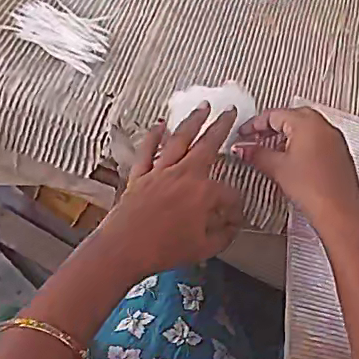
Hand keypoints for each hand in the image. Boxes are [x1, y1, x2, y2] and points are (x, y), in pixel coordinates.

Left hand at [83, 106, 244, 279]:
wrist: (124, 249)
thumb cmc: (161, 250)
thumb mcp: (202, 249)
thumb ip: (222, 236)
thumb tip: (231, 229)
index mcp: (202, 193)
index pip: (228, 194)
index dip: (235, 206)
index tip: (233, 216)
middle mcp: (182, 176)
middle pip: (207, 145)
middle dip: (222, 126)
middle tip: (230, 113)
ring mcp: (160, 173)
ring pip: (180, 139)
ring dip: (193, 121)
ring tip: (203, 107)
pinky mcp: (140, 176)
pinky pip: (148, 150)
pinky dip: (154, 136)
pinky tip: (160, 126)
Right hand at [229, 107, 358, 232]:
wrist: (338, 211)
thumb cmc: (316, 189)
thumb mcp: (277, 168)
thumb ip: (256, 154)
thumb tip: (244, 149)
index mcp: (307, 123)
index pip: (274, 114)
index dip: (254, 124)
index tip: (244, 134)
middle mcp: (323, 127)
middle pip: (290, 117)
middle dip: (270, 128)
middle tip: (255, 139)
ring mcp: (333, 140)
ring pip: (304, 129)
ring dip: (285, 137)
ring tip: (270, 152)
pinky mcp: (338, 154)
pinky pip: (315, 141)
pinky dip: (299, 146)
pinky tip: (290, 162)